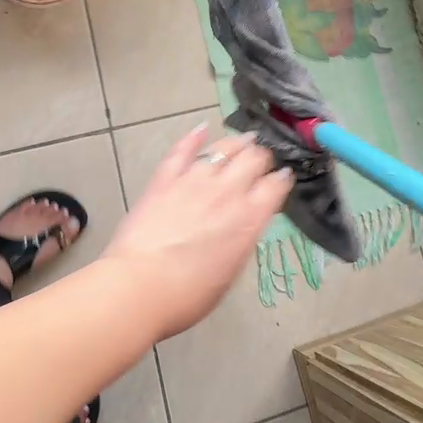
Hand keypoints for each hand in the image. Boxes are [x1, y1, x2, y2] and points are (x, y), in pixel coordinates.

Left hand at [100, 125, 293, 339]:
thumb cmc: (188, 295)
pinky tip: (201, 128)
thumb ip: (241, 240)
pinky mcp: (165, 177)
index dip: (282, 179)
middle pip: (253, 158)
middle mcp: (227, 192)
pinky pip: (183, 149)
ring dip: (237, 142)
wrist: (140, 286)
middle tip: (261, 159)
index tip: (283, 177)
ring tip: (244, 139)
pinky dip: (194, 137)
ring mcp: (194, 179)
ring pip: (223, 148)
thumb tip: (244, 224)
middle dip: (261, 156)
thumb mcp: (230, 272)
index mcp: (249, 219)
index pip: (275, 186)